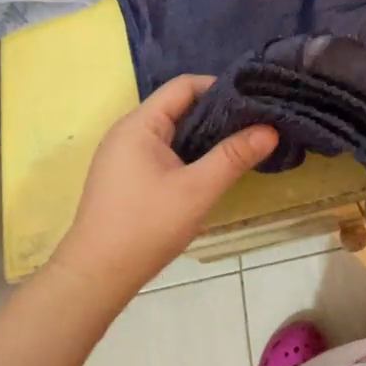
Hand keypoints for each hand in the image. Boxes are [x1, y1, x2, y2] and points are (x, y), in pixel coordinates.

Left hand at [53, 75, 277, 292]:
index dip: (220, 88)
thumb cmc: (145, 227)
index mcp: (140, 124)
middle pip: (179, 106)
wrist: (94, 279)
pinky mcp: (125, 176)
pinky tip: (210, 169)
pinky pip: (163, 150)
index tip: (252, 102)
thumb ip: (233, 156)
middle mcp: (128, 131)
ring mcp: (124, 155)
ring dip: (204, 135)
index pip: (184, 86)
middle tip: (253, 124)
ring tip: (239, 145)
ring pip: (172, 131)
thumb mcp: (197, 190)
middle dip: (216, 112)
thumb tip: (270, 128)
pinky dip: (188, 152)